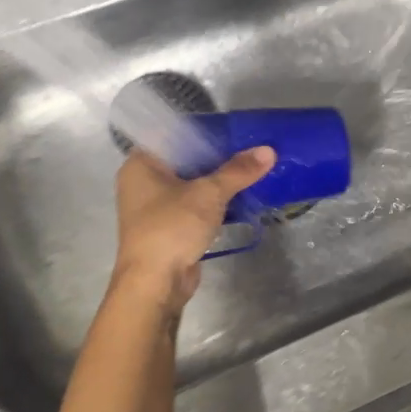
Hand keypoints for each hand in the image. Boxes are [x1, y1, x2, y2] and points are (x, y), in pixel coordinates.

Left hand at [110, 147, 275, 306]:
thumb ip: (238, 171)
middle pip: (187, 161)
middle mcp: (144, 182)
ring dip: (221, 181)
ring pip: (194, 184)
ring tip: (254, 169)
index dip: (206, 132)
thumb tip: (269, 150)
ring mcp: (156, 206)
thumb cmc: (172, 227)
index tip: (237, 130)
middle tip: (252, 148)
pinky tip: (244, 196)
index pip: (175, 137)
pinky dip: (217, 201)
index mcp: (142, 164)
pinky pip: (197, 204)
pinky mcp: (170, 226)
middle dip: (220, 158)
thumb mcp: (209, 194)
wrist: (155, 281)